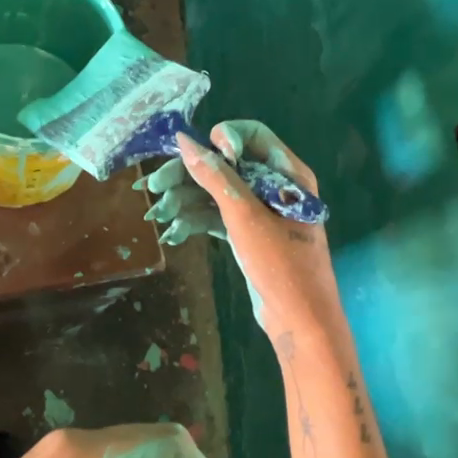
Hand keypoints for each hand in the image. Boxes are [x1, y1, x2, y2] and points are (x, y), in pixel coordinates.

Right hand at [170, 121, 332, 332]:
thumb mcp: (243, 215)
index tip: (198, 156)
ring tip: (159, 213)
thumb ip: (214, 175)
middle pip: (227, 164)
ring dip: (187, 199)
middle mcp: (275, 186)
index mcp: (287, 173)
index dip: (222, 138)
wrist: (301, 323)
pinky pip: (218, 215)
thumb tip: (184, 140)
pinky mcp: (249, 234)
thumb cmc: (280, 264)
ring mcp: (261, 211)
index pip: (251, 134)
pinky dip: (197, 219)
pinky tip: (174, 231)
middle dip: (190, 174)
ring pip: (218, 191)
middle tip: (156, 186)